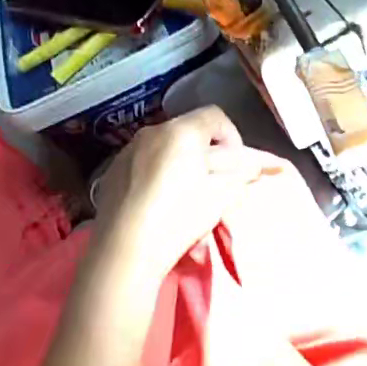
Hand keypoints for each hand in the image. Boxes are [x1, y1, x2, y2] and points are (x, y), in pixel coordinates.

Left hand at [90, 106, 261, 281]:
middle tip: (219, 184)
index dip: (233, 138)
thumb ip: (241, 173)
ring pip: (167, 148)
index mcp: (182, 131)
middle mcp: (152, 132)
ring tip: (189, 196)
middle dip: (209, 153)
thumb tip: (254, 165)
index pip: (216, 116)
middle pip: (190, 132)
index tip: (237, 166)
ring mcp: (128, 150)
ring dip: (184, 163)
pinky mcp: (112, 171)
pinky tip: (160, 203)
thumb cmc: (179, 218)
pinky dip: (159, 174)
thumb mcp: (222, 196)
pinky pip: (145, 163)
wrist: (125, 249)